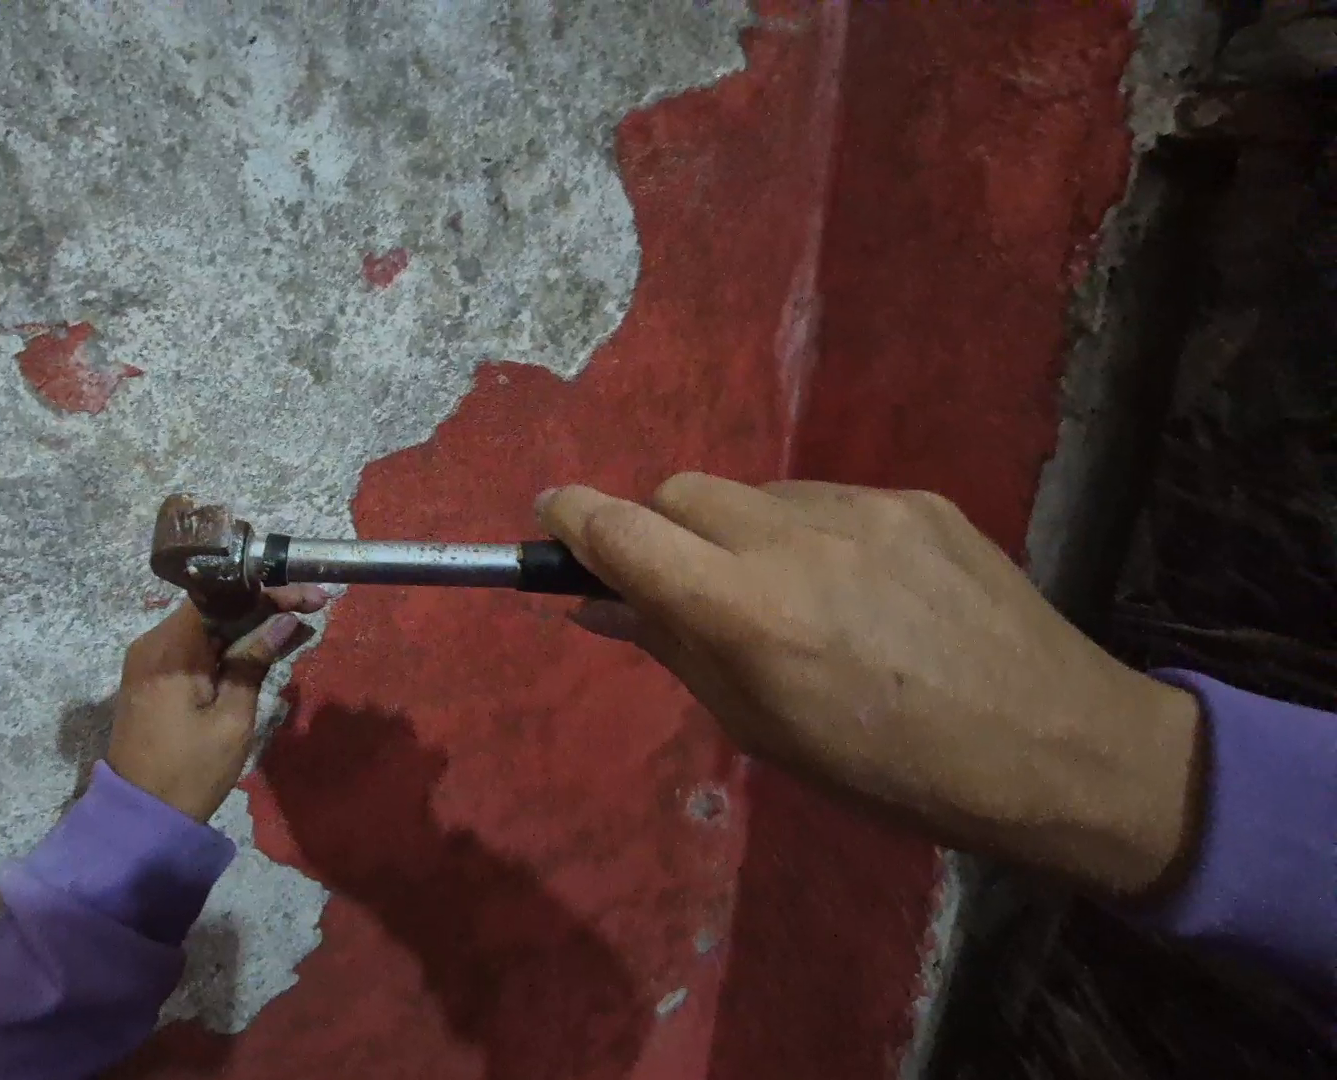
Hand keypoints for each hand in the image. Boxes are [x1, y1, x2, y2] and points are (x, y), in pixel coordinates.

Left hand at [108, 585, 327, 821]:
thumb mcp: (231, 719)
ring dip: (249, 625)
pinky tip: (263, 646)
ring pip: (207, 625)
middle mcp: (153, 643)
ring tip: (297, 625)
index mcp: (170, 650)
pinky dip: (228, 644)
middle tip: (312, 607)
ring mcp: (149, 658)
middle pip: (214, 607)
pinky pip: (195, 646)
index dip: (266, 592)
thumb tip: (285, 620)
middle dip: (264, 606)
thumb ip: (254, 663)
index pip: (221, 597)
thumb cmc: (190, 772)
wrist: (140, 818)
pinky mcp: (153, 674)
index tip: (308, 596)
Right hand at [538, 474, 1204, 897]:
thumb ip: (666, 646)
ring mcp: (859, 507)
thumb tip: (593, 604)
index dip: (571, 516)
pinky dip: (800, 530)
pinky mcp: (912, 496)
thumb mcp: (754, 724)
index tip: (552, 515)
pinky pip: (816, 496)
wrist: (1061, 748)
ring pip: (745, 491)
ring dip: (732, 530)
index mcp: (744, 611)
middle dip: (659, 528)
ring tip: (785, 588)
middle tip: (688, 580)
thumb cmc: (881, 765)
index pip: (621, 532)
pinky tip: (850, 580)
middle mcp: (790, 540)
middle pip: (676, 491)